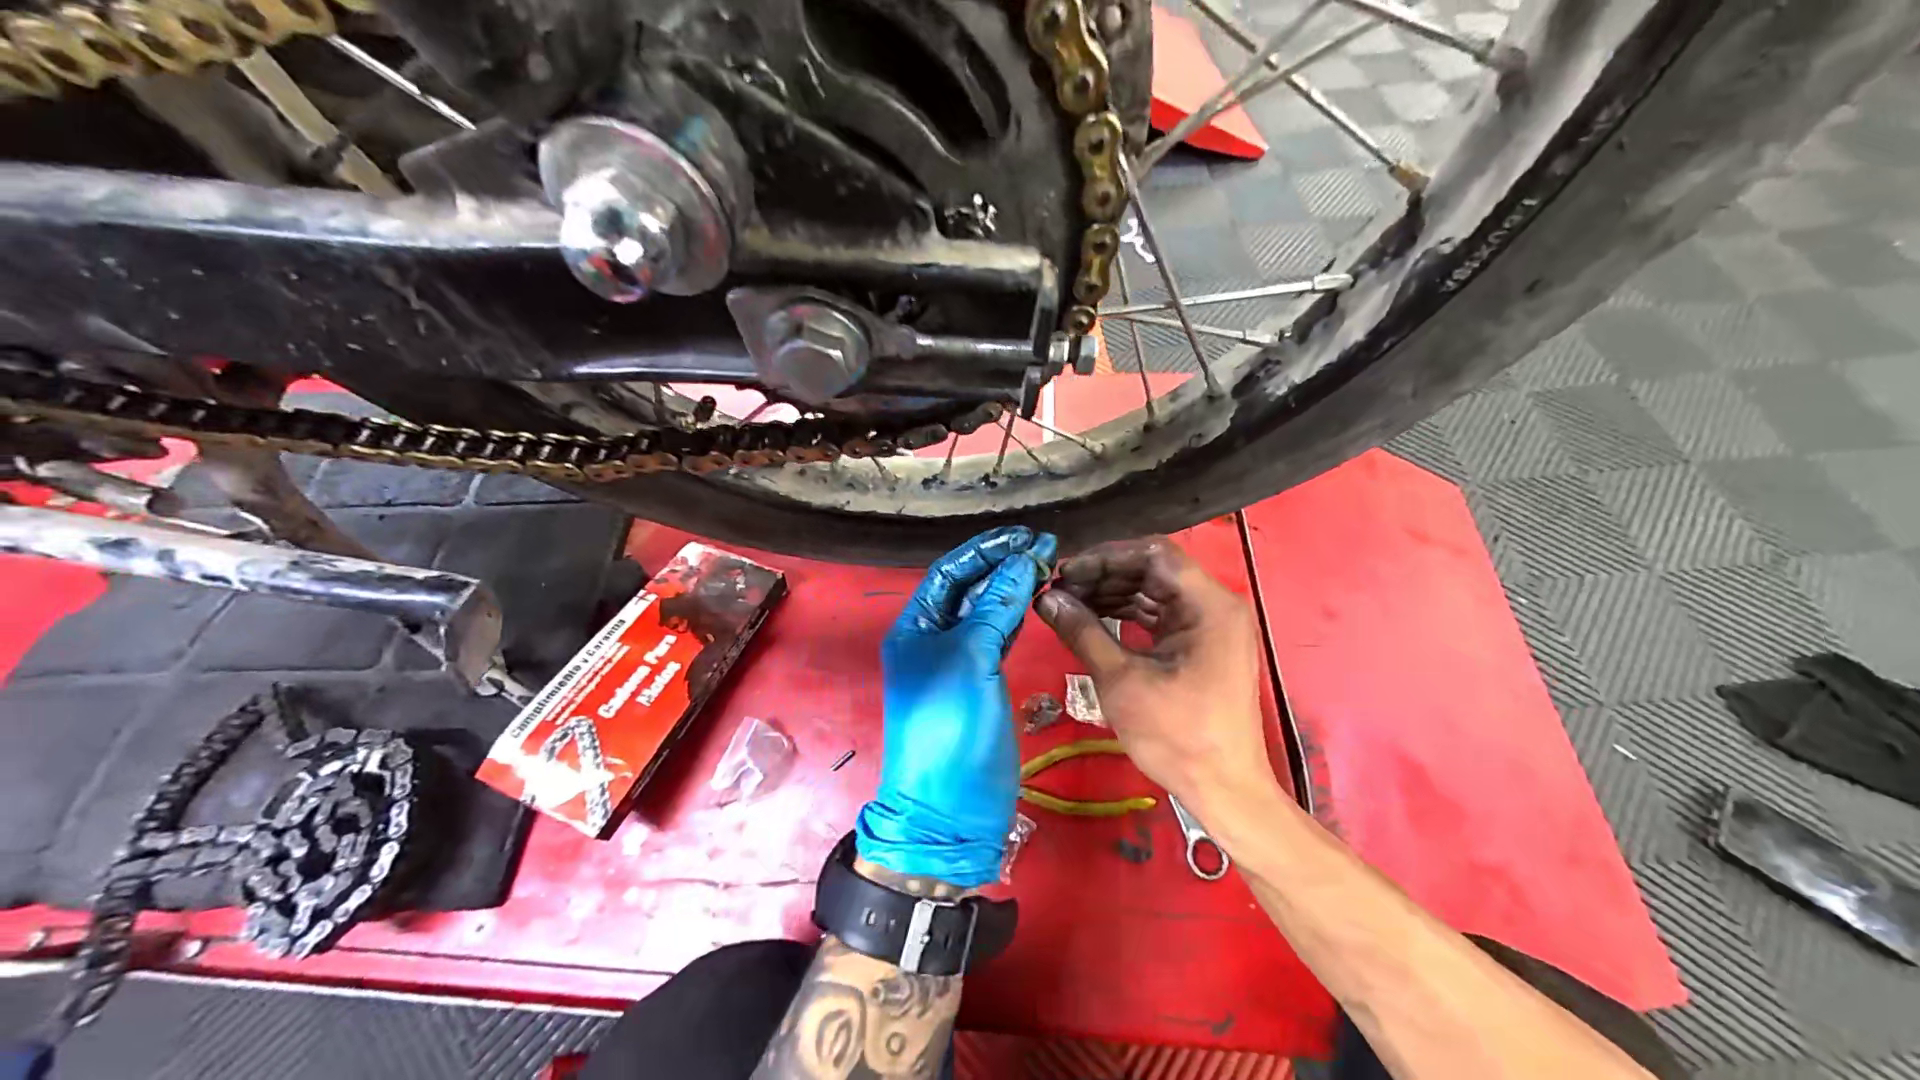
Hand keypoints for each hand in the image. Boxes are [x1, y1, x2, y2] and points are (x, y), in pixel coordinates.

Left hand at [856, 526, 1056, 886]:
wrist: (950, 806)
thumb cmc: (950, 724)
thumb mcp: (970, 659)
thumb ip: (995, 608)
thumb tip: (1021, 561)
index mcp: (916, 626)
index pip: (950, 572)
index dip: (984, 550)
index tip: (1023, 535)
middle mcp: (933, 637)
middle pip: (969, 588)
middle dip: (1003, 564)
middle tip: (1046, 546)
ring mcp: (959, 660)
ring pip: (987, 611)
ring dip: (1013, 587)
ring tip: (1047, 564)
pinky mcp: (983, 681)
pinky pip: (999, 636)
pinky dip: (1017, 616)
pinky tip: (1037, 599)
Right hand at [1035, 537, 1272, 808]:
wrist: (1224, 789)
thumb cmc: (1176, 735)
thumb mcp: (1121, 680)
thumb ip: (1082, 631)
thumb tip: (1046, 599)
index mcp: (1208, 605)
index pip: (1154, 553)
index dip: (1106, 557)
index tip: (1067, 573)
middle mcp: (1215, 605)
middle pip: (1154, 569)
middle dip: (1105, 575)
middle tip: (1062, 590)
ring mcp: (1210, 626)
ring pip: (1155, 591)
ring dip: (1113, 594)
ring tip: (1070, 604)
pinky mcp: (1202, 645)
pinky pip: (1161, 615)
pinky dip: (1128, 615)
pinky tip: (1094, 619)